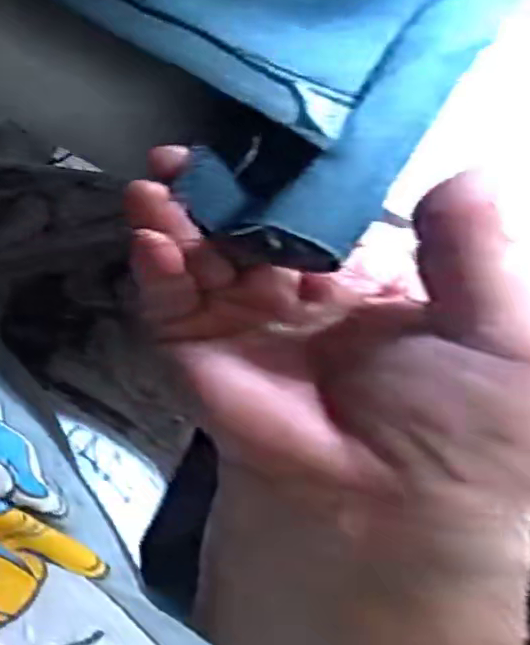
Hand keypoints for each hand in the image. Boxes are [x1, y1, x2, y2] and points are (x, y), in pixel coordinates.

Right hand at [126, 146, 529, 558]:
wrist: (391, 494)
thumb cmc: (468, 417)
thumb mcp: (503, 333)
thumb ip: (472, 254)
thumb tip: (468, 169)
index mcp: (354, 282)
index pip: (307, 218)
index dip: (281, 184)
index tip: (254, 149)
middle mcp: (281, 290)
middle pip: (234, 228)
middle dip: (204, 192)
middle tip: (175, 158)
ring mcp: (225, 313)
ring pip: (190, 253)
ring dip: (167, 219)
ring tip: (150, 188)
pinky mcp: (181, 338)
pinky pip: (163, 294)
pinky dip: (152, 265)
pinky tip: (149, 239)